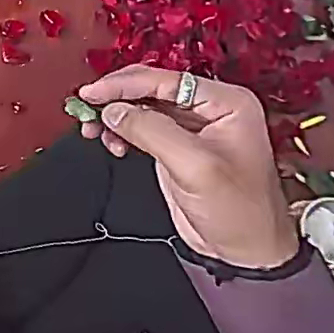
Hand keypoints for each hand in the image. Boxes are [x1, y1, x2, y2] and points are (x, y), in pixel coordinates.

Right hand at [78, 65, 299, 269]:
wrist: (247, 252)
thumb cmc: (240, 211)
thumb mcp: (196, 168)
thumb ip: (152, 132)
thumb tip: (113, 110)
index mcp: (226, 102)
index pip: (167, 80)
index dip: (125, 84)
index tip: (93, 92)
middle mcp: (209, 108)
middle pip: (151, 88)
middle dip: (116, 98)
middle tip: (86, 108)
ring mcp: (191, 126)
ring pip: (141, 106)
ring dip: (115, 115)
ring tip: (94, 130)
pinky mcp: (175, 145)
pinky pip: (140, 126)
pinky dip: (120, 131)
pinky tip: (112, 144)